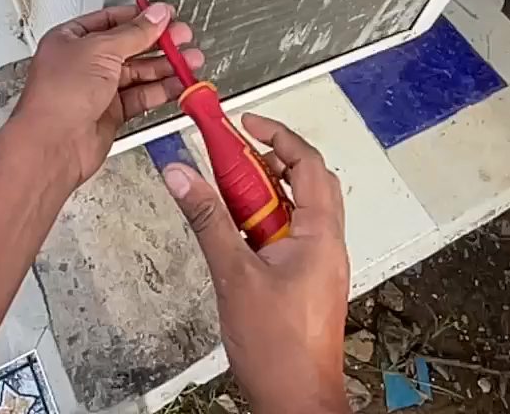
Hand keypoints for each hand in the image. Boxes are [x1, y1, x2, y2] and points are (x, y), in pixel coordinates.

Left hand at [9, 2, 204, 186]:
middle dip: (158, 43)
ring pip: (137, 73)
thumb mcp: (101, 51)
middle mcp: (83, 63)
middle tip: (182, 38)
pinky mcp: (109, 114)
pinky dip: (160, 91)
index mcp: (71, 39)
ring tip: (189, 61)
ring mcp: (96, 89)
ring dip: (164, 67)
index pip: (111, 21)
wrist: (52, 146)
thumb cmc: (57, 97)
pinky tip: (177, 85)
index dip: (138, 18)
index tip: (164, 16)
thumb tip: (156, 16)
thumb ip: (134, 33)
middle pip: (128, 47)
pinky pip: (140, 97)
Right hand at [163, 114, 348, 413]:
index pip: (306, 162)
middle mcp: (325, 244)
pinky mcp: (304, 278)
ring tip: (226, 188)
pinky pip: (286, 231)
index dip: (276, 135)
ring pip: (295, 206)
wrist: (296, 405)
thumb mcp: (234, 275)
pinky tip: (234, 228)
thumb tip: (184, 176)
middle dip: (266, 159)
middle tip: (231, 151)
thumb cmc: (282, 353)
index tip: (245, 123)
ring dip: (262, 190)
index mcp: (320, 235)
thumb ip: (208, 219)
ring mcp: (316, 262)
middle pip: (304, 179)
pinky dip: (261, 218)